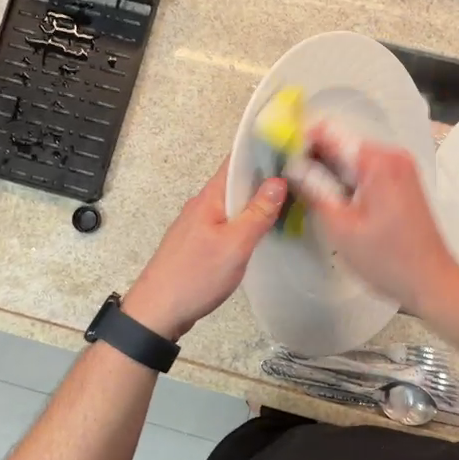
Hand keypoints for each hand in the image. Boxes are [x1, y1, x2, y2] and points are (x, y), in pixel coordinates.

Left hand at [121, 159, 285, 340]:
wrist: (157, 311)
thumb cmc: (194, 277)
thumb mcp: (235, 245)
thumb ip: (257, 213)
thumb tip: (277, 182)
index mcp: (210, 197)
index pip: (236, 161)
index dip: (261, 151)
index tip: (290, 148)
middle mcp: (202, 205)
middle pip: (237, 181)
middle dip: (265, 177)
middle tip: (300, 178)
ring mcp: (199, 224)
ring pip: (233, 204)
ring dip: (257, 201)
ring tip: (288, 202)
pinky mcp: (199, 242)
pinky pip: (227, 222)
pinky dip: (246, 221)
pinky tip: (261, 231)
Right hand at [292, 123, 458, 313]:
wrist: (431, 282)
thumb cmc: (388, 260)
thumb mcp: (340, 227)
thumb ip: (314, 190)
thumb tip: (292, 166)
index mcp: (378, 161)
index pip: (329, 132)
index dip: (300, 141)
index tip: (281, 155)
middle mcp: (392, 156)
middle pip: (342, 143)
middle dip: (314, 158)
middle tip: (290, 180)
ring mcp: (401, 168)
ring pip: (352, 158)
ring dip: (330, 171)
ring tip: (308, 194)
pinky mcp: (402, 182)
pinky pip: (366, 170)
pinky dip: (348, 181)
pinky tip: (334, 202)